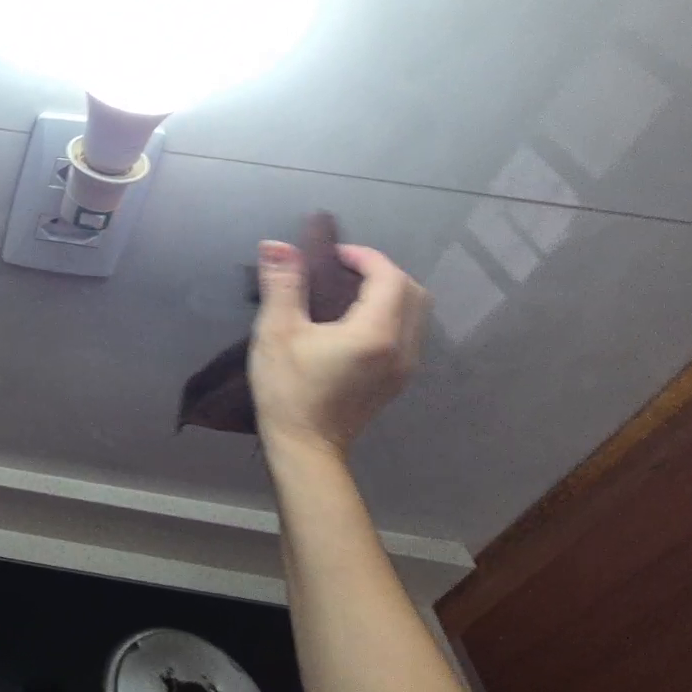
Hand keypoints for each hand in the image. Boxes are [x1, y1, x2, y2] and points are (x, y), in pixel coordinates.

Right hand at [249, 240, 430, 460]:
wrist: (305, 445)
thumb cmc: (288, 387)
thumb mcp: (276, 332)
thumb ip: (283, 285)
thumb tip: (277, 245)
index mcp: (375, 332)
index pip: (389, 278)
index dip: (364, 257)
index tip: (331, 254)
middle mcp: (402, 347)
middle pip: (412, 292)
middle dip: (380, 271)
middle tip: (340, 269)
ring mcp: (405, 366)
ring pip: (414, 313)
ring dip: (388, 292)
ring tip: (345, 292)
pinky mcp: (397, 380)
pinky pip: (407, 333)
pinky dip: (388, 314)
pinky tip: (352, 322)